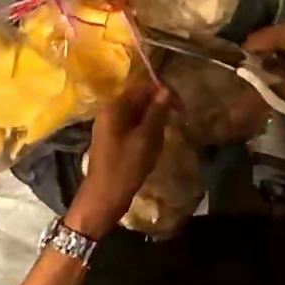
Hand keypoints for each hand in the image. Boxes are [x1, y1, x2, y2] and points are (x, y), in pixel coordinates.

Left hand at [69, 82, 173, 237]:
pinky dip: (145, 136)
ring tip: (157, 146)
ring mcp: (110, 125)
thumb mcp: (145, 139)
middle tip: (170, 128)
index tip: (180, 107)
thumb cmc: (125, 167)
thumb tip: (165, 89)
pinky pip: (134, 129)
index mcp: (114, 107)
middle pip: (140, 101)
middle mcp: (109, 111)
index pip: (142, 88)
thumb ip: (156, 112)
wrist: (104, 197)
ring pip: (139, 117)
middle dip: (158, 112)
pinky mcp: (113, 139)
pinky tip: (150, 151)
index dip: (162, 93)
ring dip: (153, 128)